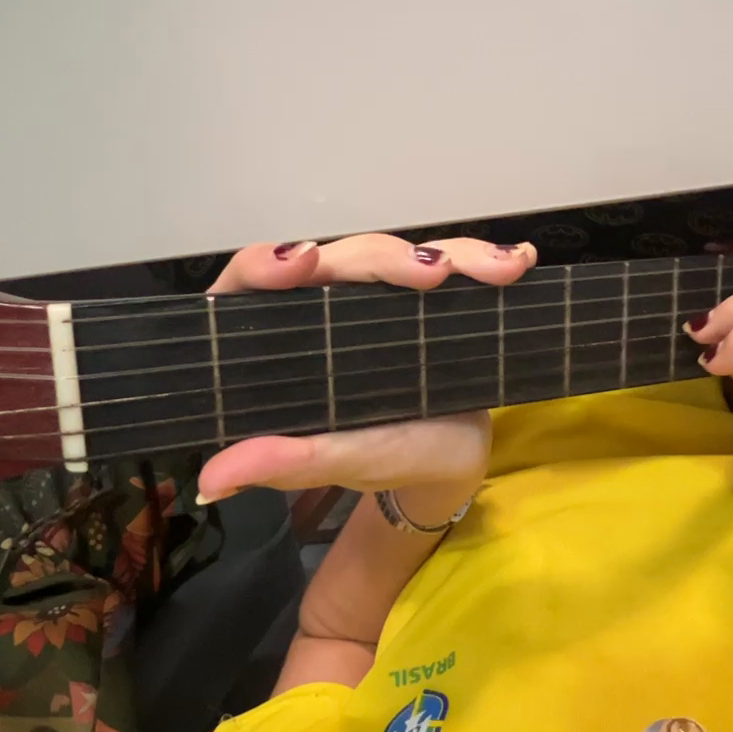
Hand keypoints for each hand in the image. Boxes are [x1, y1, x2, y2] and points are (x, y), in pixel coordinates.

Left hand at [195, 234, 536, 515]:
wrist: (456, 461)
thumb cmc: (392, 458)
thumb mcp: (341, 462)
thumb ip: (289, 462)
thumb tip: (214, 478)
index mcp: (292, 343)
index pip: (257, 288)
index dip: (267, 265)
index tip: (300, 262)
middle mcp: (335, 309)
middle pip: (344, 258)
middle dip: (387, 257)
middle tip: (435, 274)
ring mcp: (389, 298)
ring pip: (407, 253)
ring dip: (455, 253)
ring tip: (500, 270)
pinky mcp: (436, 296)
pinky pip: (458, 264)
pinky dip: (487, 259)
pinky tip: (518, 261)